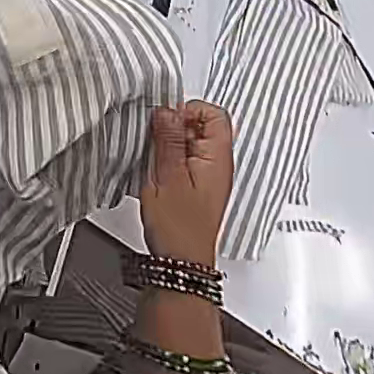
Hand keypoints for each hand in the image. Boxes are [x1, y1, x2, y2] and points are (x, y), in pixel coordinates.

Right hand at [140, 101, 234, 266]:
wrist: (180, 264)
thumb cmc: (178, 228)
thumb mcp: (167, 176)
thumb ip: (169, 139)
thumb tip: (168, 109)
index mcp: (217, 158)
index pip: (214, 113)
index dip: (188, 111)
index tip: (166, 122)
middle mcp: (217, 164)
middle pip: (201, 125)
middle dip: (175, 127)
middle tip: (157, 143)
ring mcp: (207, 175)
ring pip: (190, 142)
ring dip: (169, 145)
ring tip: (155, 162)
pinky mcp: (195, 186)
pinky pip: (183, 160)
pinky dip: (167, 160)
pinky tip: (156, 175)